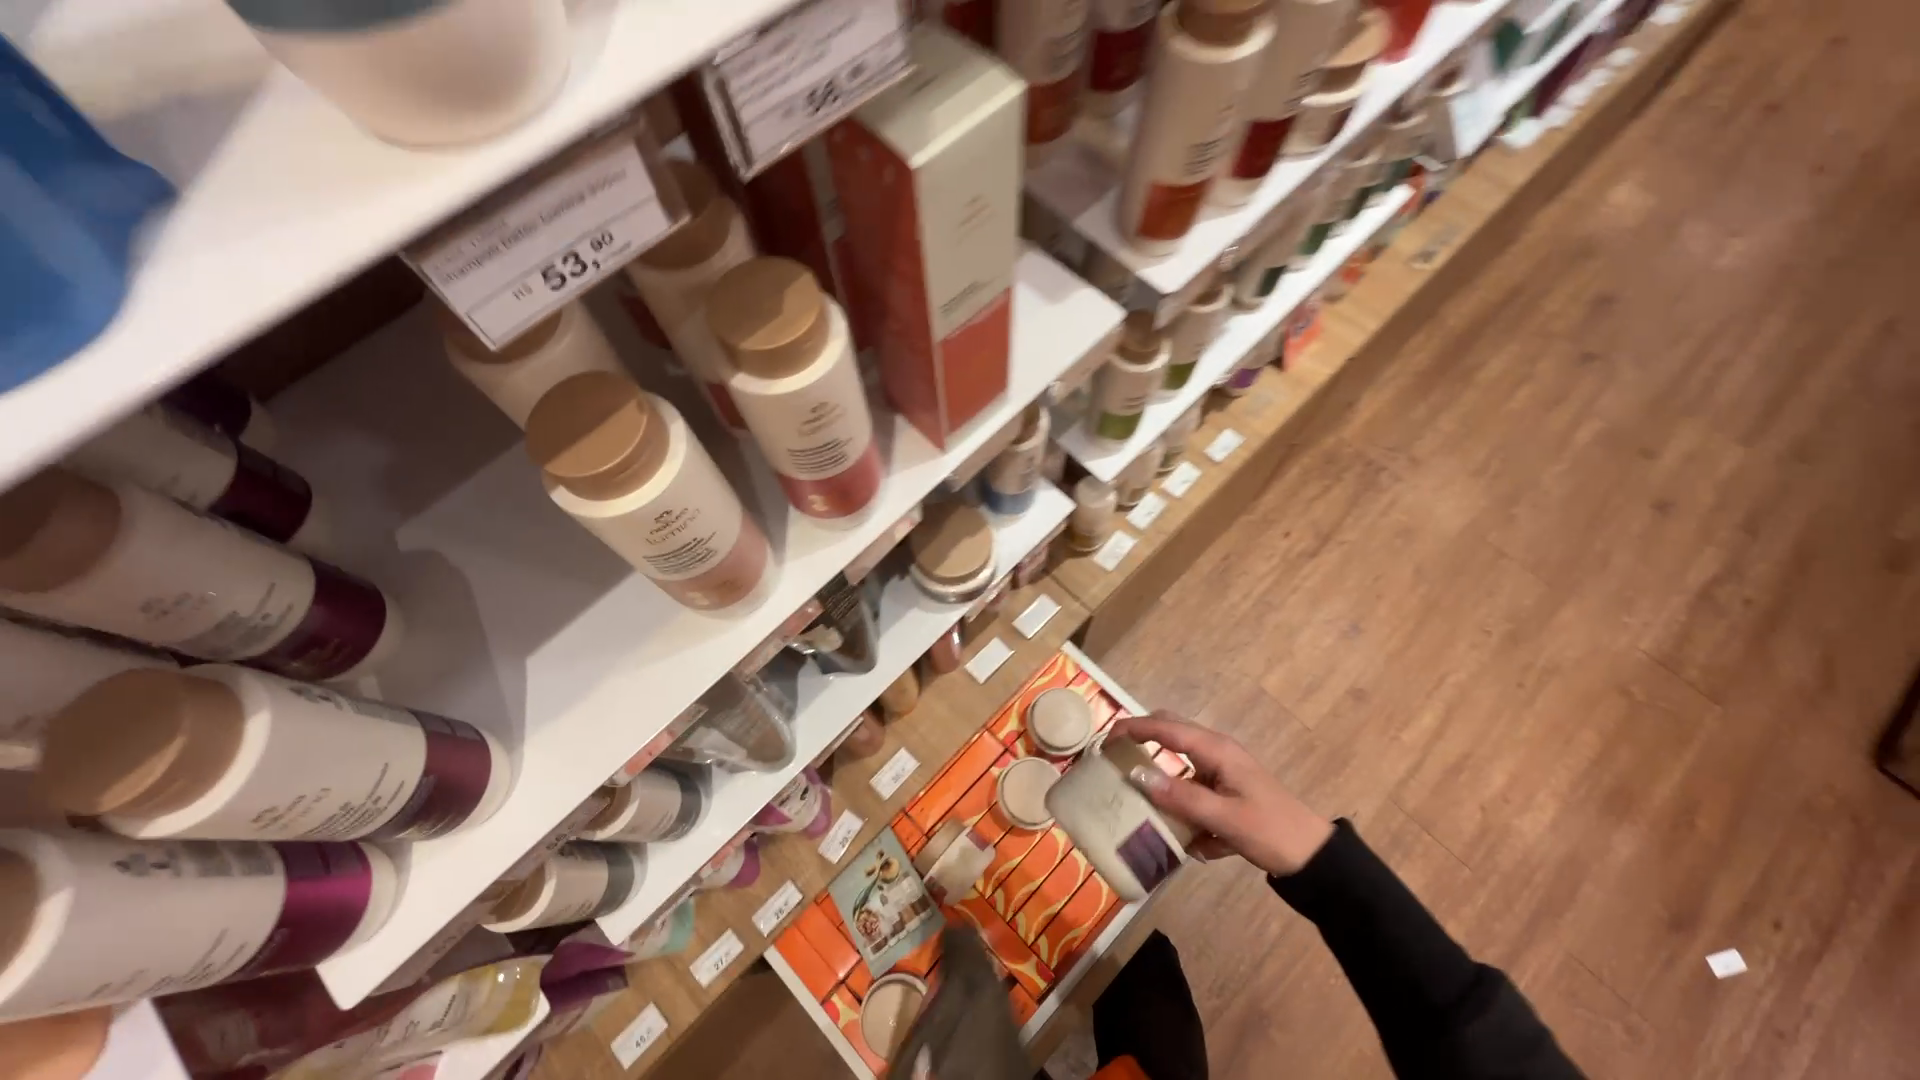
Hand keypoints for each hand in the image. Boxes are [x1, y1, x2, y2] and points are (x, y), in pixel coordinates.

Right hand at [1110, 711, 1334, 877]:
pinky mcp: (1227, 793)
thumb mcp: (1223, 818)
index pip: (1165, 727)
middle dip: (1143, 742)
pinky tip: (1196, 842)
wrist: (1313, 858)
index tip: (1104, 741)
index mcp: (1216, 750)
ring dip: (1165, 785)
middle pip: (1171, 733)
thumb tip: (1137, 776)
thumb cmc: (1270, 831)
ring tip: (1143, 807)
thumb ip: (1180, 797)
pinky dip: (1188, 811)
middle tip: (1115, 761)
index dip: (1132, 728)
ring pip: (1181, 767)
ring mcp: (1223, 772)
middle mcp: (1217, 753)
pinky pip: (1195, 793)